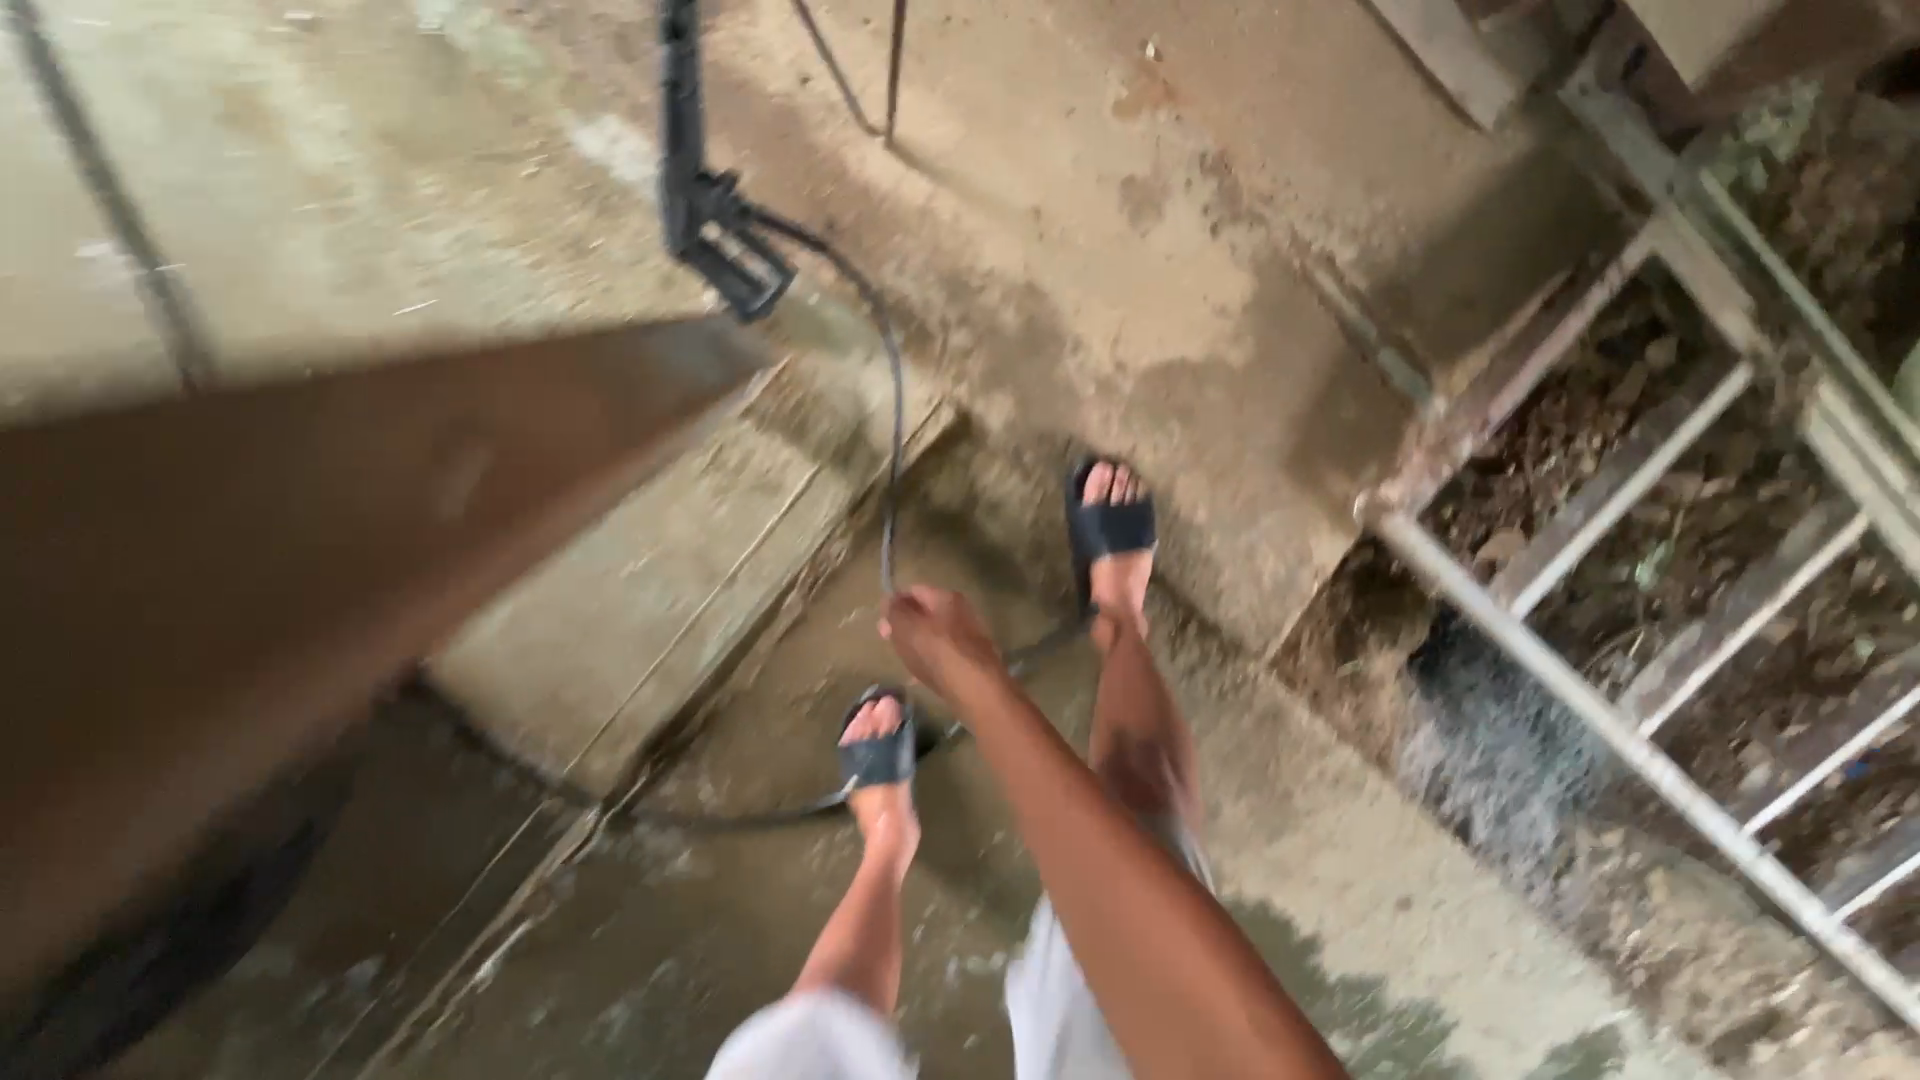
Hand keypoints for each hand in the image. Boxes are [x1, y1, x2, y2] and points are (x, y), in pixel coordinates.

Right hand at [879, 585, 1008, 704]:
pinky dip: (931, 660)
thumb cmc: (937, 652)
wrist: (976, 688)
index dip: (895, 603)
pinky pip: (944, 654)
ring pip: (935, 634)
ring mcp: (970, 636)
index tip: (882, 623)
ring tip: (904, 659)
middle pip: (926, 613)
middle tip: (891, 642)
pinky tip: (921, 675)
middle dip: (906, 625)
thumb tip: (889, 600)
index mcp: (947, 597)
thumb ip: (895, 612)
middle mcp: (962, 611)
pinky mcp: (973, 659)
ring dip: (918, 644)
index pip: (914, 591)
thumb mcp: (907, 628)